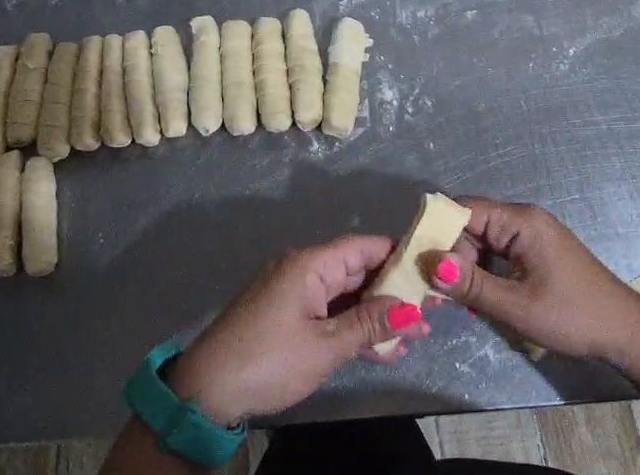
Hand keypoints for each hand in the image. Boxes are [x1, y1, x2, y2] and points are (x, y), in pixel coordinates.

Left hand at [165, 234, 426, 425]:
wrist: (207, 392)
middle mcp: (302, 269)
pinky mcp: (286, 316)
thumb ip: (370, 324)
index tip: (431, 270)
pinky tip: (382, 349)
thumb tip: (413, 309)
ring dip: (377, 315)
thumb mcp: (325, 346)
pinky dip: (353, 327)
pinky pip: (329, 312)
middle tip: (432, 312)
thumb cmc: (269, 361)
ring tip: (415, 337)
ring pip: (345, 296)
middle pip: (357, 270)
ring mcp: (293, 294)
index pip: (363, 247)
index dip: (398, 255)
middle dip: (393, 292)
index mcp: (309, 264)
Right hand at [429, 197, 639, 363]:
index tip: (417, 258)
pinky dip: (482, 269)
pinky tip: (474, 295)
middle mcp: (524, 219)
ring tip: (451, 295)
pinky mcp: (534, 252)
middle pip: (471, 223)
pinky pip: (497, 251)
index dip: (438, 230)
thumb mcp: (516, 305)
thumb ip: (471, 284)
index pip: (465, 209)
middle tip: (434, 287)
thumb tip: (429, 263)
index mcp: (521, 221)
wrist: (625, 332)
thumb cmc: (572, 316)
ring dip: (465, 264)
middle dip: (450, 252)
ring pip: (482, 239)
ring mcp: (531, 235)